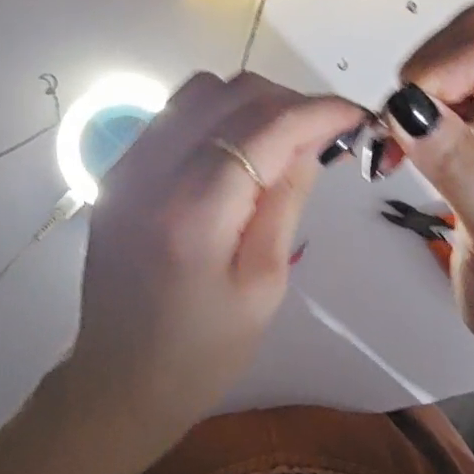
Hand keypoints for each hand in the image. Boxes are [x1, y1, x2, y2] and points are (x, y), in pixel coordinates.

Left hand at [62, 71, 366, 437]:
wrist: (118, 381)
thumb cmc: (201, 354)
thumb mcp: (263, 287)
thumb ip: (285, 202)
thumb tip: (312, 140)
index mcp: (194, 213)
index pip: (265, 127)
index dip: (319, 111)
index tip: (357, 117)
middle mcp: (151, 173)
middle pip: (230, 94)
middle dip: (288, 102)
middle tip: (324, 136)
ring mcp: (125, 169)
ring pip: (197, 92)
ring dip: (250, 103)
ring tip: (282, 140)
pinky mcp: (115, 174)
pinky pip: (172, 116)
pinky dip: (214, 116)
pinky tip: (235, 151)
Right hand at [381, 5, 473, 367]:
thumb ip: (458, 166)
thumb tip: (404, 105)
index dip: (437, 70)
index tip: (402, 123)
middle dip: (423, 77)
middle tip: (396, 135)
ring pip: (457, 70)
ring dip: (414, 100)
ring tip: (393, 153)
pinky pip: (448, 104)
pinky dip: (415, 120)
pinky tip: (400, 158)